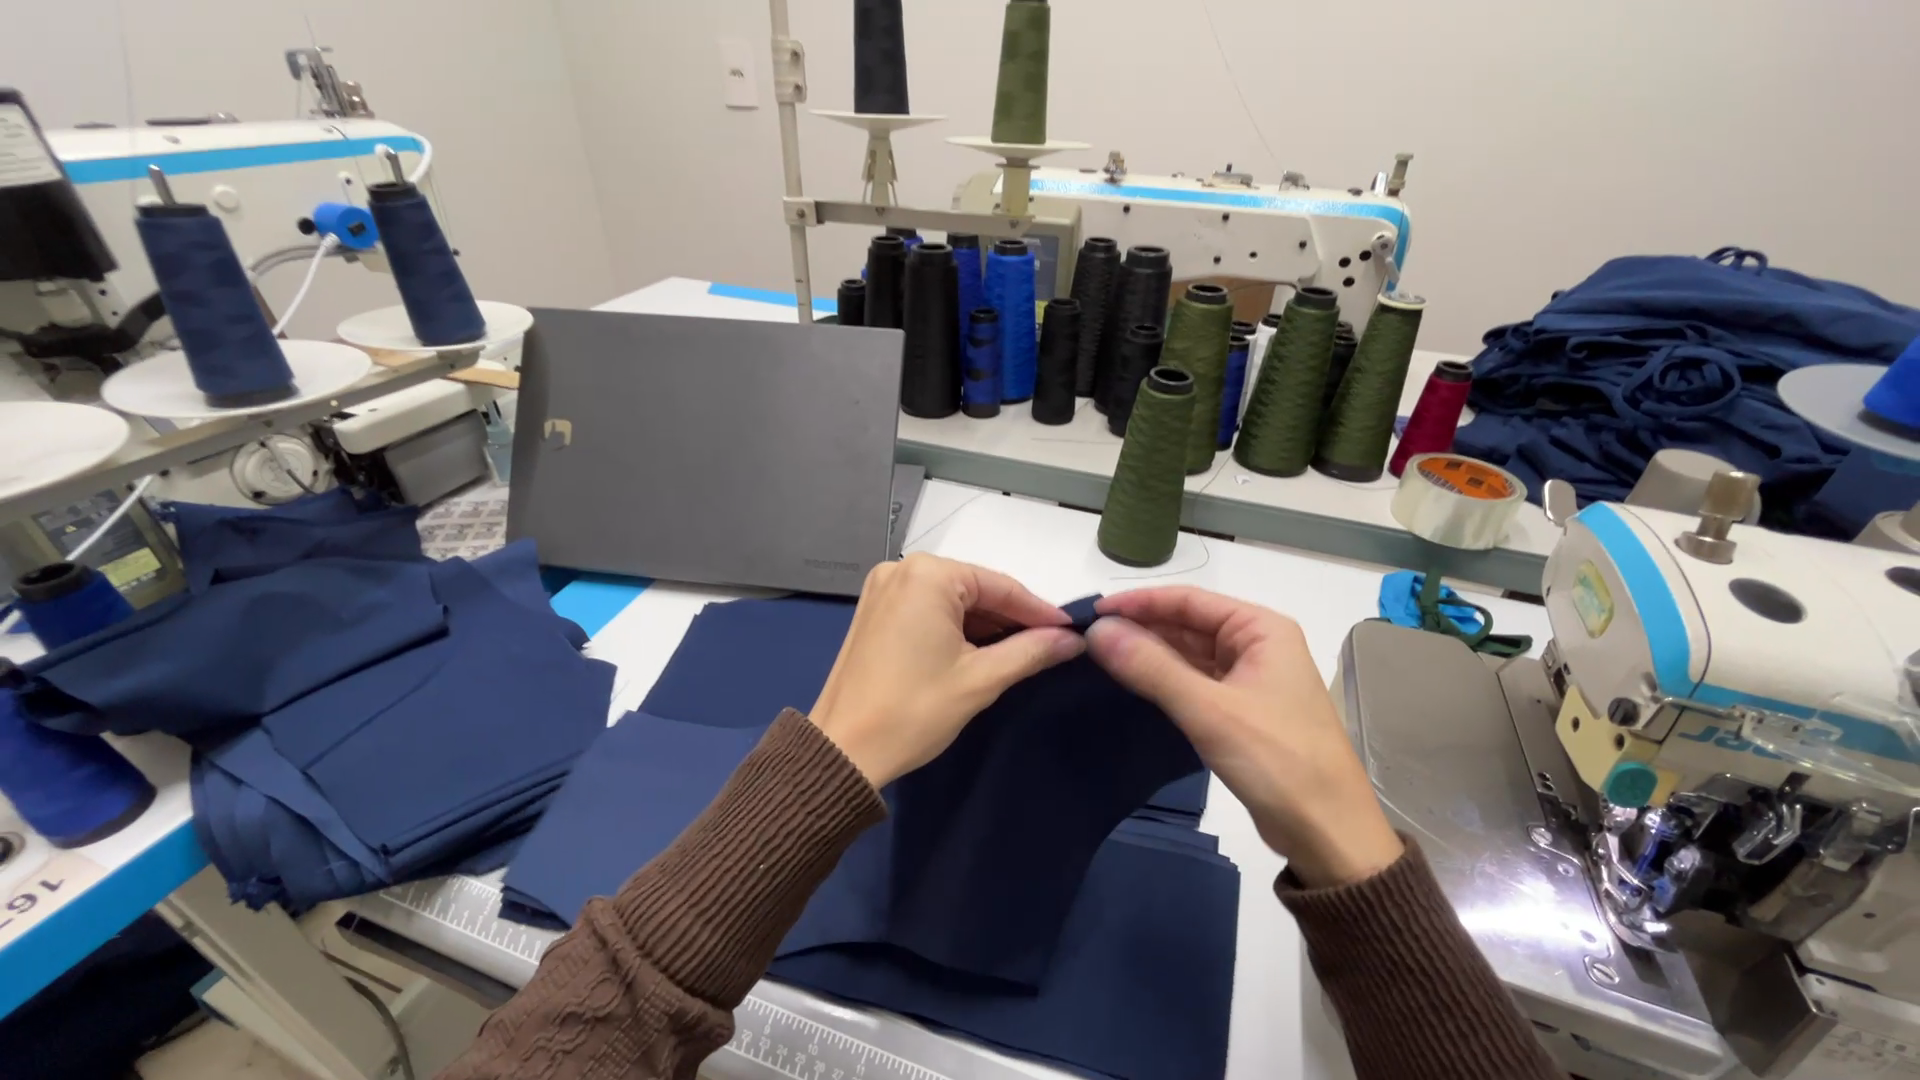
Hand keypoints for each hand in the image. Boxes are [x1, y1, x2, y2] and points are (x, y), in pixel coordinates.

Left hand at [810, 554, 1084, 786]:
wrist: (843, 750)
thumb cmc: (914, 711)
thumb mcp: (981, 680)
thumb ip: (1031, 651)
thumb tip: (1072, 639)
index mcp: (927, 575)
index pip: (1000, 587)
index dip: (1040, 612)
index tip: (1072, 630)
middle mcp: (902, 569)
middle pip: (975, 589)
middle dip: (1011, 619)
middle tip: (1050, 645)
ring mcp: (884, 589)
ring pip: (952, 601)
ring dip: (985, 625)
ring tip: (1022, 652)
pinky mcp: (875, 611)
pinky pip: (928, 610)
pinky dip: (956, 629)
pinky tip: (982, 650)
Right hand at [1084, 587, 1403, 887]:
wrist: (1329, 834)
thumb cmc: (1278, 761)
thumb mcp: (1209, 710)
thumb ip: (1151, 667)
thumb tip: (1097, 631)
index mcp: (1261, 629)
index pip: (1188, 600)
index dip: (1138, 603)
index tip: (1090, 614)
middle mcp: (1257, 645)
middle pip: (1187, 624)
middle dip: (1140, 628)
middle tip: (1086, 639)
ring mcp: (1249, 679)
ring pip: (1188, 654)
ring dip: (1149, 655)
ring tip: (1098, 658)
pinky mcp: (1241, 711)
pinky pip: (1193, 682)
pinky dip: (1163, 681)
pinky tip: (1130, 685)